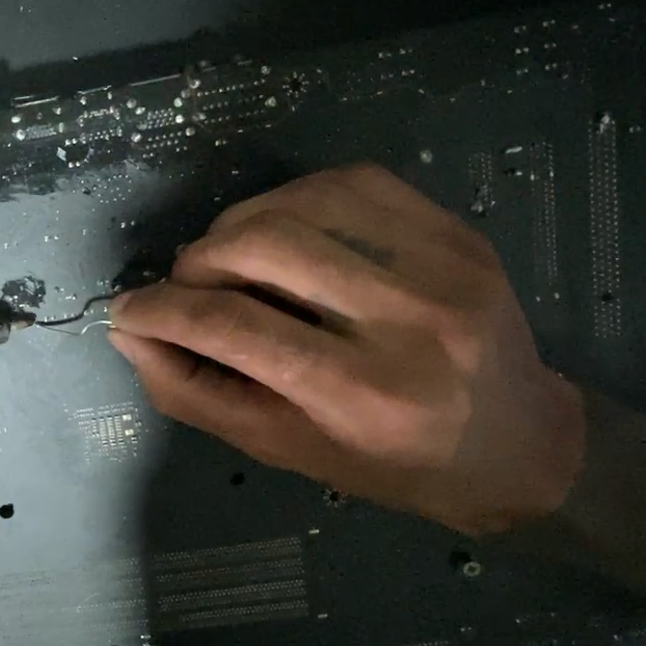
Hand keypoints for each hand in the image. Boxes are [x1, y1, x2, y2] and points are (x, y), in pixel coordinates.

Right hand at [108, 164, 584, 535]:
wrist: (518, 443)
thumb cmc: (386, 463)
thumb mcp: (278, 447)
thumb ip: (191, 391)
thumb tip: (128, 329)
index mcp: (360, 395)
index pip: (230, 327)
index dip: (160, 310)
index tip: (128, 308)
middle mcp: (405, 322)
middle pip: (261, 247)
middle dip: (197, 261)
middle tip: (187, 285)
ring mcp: (439, 265)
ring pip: (297, 203)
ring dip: (236, 224)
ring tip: (230, 259)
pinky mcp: (454, 230)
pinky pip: (345, 182)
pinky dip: (289, 198)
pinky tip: (282, 231)